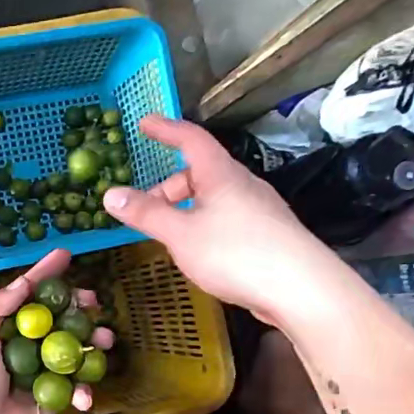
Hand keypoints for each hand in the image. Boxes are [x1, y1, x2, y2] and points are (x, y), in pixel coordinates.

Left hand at [0, 249, 112, 413]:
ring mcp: (45, 367)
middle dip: (80, 306)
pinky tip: (84, 392)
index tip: (66, 253)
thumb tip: (24, 282)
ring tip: (103, 339)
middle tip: (92, 303)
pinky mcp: (57, 394)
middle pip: (61, 315)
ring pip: (77, 345)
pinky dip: (86, 387)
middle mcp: (29, 341)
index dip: (47, 272)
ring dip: (93, 340)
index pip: (29, 292)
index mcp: (7, 324)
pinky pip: (79, 384)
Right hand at [102, 115, 329, 322]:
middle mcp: (242, 184)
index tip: (144, 122)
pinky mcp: (268, 234)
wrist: (302, 290)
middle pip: (199, 173)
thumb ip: (146, 214)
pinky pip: (226, 217)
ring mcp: (259, 209)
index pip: (190, 139)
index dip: (165, 129)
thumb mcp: (181, 233)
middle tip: (144, 208)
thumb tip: (110, 194)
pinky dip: (203, 224)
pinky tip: (198, 251)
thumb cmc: (237, 253)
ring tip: (168, 235)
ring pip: (213, 197)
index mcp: (221, 174)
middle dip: (168, 187)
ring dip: (185, 208)